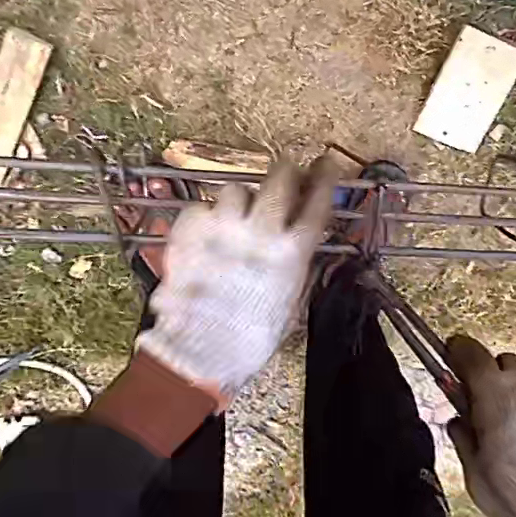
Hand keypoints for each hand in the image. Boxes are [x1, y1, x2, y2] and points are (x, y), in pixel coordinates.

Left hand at [133, 160, 333, 401]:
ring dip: (240, 199)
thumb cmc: (249, 338)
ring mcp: (223, 227)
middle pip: (279, 179)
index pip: (317, 202)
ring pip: (236, 190)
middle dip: (285, 172)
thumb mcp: (288, 303)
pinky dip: (205, 217)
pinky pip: (201, 207)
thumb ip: (294, 265)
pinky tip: (205, 234)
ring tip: (235, 216)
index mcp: (292, 253)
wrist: (198, 351)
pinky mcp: (190, 230)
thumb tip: (297, 240)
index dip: (324, 178)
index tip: (325, 166)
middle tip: (283, 174)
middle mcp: (261, 232)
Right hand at [446, 335, 515, 516]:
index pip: (471, 353)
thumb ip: (464, 441)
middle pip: (503, 363)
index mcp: (495, 395)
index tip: (450, 359)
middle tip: (480, 406)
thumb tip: (460, 423)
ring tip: (511, 440)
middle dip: (489, 377)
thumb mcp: (477, 478)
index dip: (458, 351)